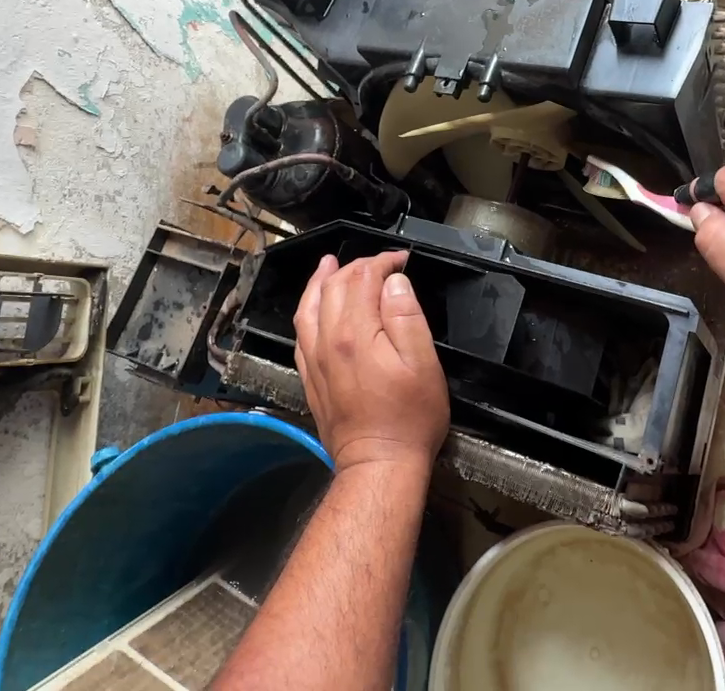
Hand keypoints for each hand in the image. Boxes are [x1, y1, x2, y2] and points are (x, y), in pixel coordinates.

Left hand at [293, 251, 449, 473]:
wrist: (379, 464)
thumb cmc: (410, 416)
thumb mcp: (423, 363)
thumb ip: (406, 316)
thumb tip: (395, 283)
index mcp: (356, 333)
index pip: (363, 278)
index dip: (384, 262)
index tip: (402, 260)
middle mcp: (328, 341)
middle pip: (334, 286)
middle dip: (356, 266)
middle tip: (380, 264)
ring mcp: (315, 360)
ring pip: (310, 306)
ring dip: (321, 281)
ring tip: (329, 265)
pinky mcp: (311, 377)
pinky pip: (301, 333)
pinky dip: (308, 310)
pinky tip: (316, 307)